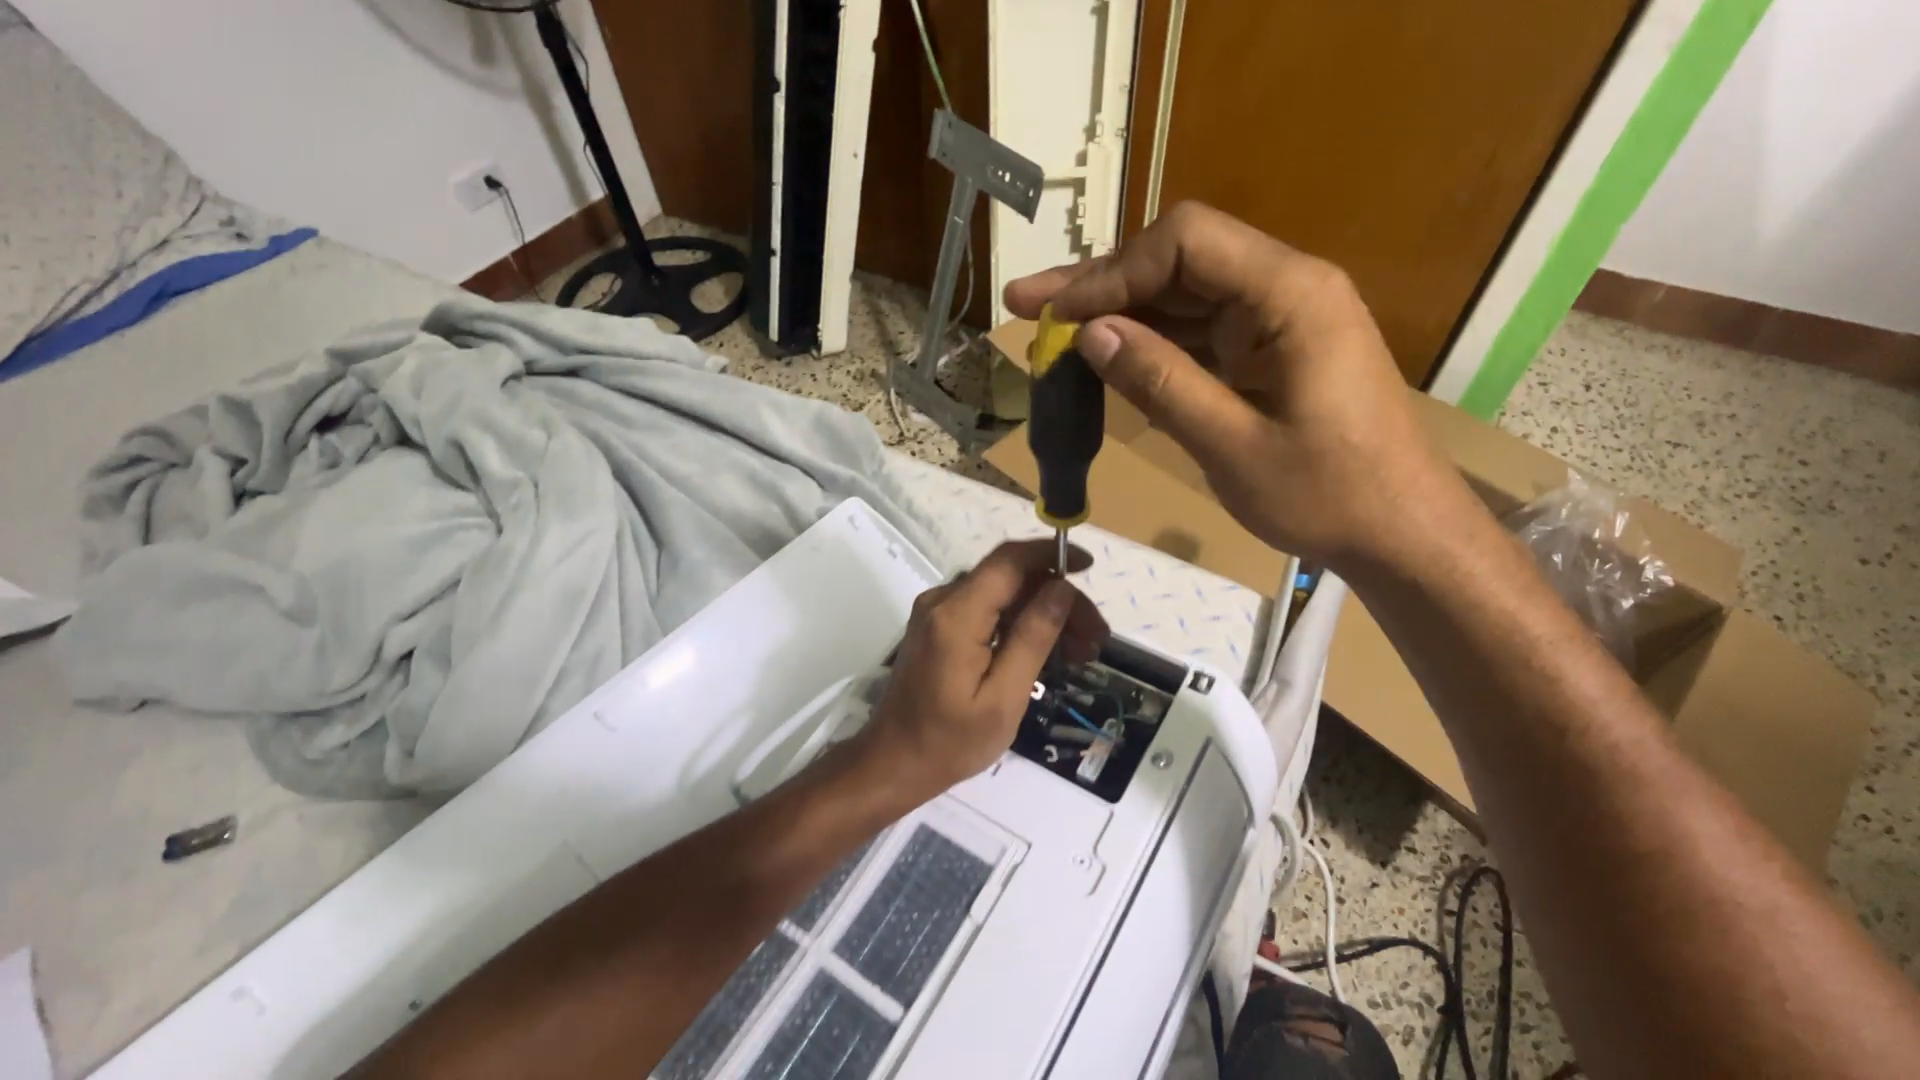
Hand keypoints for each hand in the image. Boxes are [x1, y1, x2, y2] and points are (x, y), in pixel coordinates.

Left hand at [859, 539, 1108, 797]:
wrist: (894, 763)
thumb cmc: (950, 741)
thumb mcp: (1004, 697)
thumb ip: (1033, 637)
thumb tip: (1062, 589)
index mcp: (956, 615)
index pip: (1010, 561)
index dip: (1052, 555)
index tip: (1089, 567)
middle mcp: (942, 602)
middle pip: (1011, 578)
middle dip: (1058, 599)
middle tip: (1095, 640)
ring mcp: (937, 614)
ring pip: (1002, 594)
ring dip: (1043, 615)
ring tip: (1079, 654)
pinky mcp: (938, 629)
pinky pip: (986, 611)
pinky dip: (1019, 625)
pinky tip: (1046, 654)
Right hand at [1004, 201, 1469, 571]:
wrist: (1403, 533)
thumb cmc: (1329, 496)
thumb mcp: (1233, 446)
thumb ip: (1161, 382)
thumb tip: (1090, 334)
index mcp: (1290, 295)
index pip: (1184, 242)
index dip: (1111, 272)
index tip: (1057, 315)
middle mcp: (1286, 289)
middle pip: (1179, 258)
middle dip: (1102, 283)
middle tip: (1028, 306)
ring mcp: (1279, 319)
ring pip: (1185, 294)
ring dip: (1121, 313)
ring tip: (1053, 334)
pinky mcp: (1272, 350)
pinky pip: (1202, 330)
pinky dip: (1152, 343)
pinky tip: (1107, 361)